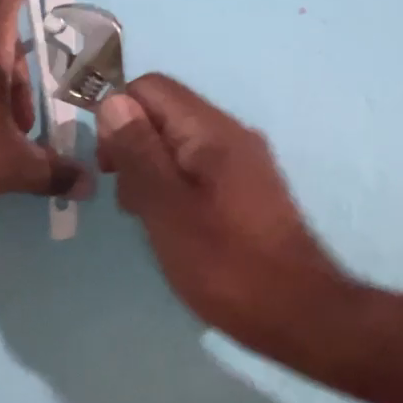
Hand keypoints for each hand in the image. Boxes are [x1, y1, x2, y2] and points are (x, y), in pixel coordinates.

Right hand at [96, 74, 355, 357]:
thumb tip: (112, 103)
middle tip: (125, 201)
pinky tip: (169, 226)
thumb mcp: (166, 208)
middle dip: (131, 147)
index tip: (108, 167)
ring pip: (176, 146)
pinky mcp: (245, 193)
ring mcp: (242, 164)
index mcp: (212, 132)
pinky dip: (171, 189)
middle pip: (163, 115)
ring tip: (144, 218)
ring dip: (148, 172)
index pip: (151, 88)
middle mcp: (231, 136)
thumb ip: (138, 153)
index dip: (116, 117)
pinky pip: (195, 171)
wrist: (295, 314)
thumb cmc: (223, 263)